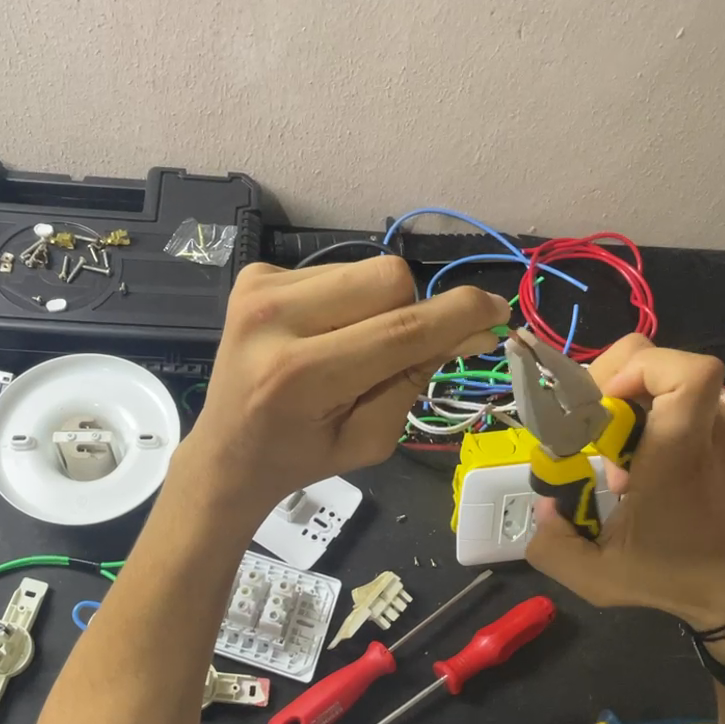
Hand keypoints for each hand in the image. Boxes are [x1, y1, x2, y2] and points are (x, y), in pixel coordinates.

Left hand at [181, 257, 506, 508]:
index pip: (402, 329)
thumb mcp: (370, 438)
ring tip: (346, 348)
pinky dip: (345, 300)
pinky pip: (334, 270)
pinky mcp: (253, 276)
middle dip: (410, 313)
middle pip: (390, 278)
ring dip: (376, 305)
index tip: (496, 311)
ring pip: (365, 268)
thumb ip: (417, 379)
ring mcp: (258, 289)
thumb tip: (472, 328)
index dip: (459, 316)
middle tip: (393, 353)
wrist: (228, 452)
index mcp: (302, 375)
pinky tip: (320, 335)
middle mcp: (274, 318)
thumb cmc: (302, 456)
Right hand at [525, 335, 724, 659]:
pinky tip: (641, 459)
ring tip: (615, 452)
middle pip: (666, 360)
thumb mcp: (597, 577)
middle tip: (591, 421)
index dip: (640, 368)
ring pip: (670, 378)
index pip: (686, 373)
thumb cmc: (676, 576)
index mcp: (680, 454)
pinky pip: (684, 398)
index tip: (603, 402)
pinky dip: (654, 413)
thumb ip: (552, 545)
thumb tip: (545, 504)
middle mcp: (710, 428)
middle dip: (615, 378)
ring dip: (631, 400)